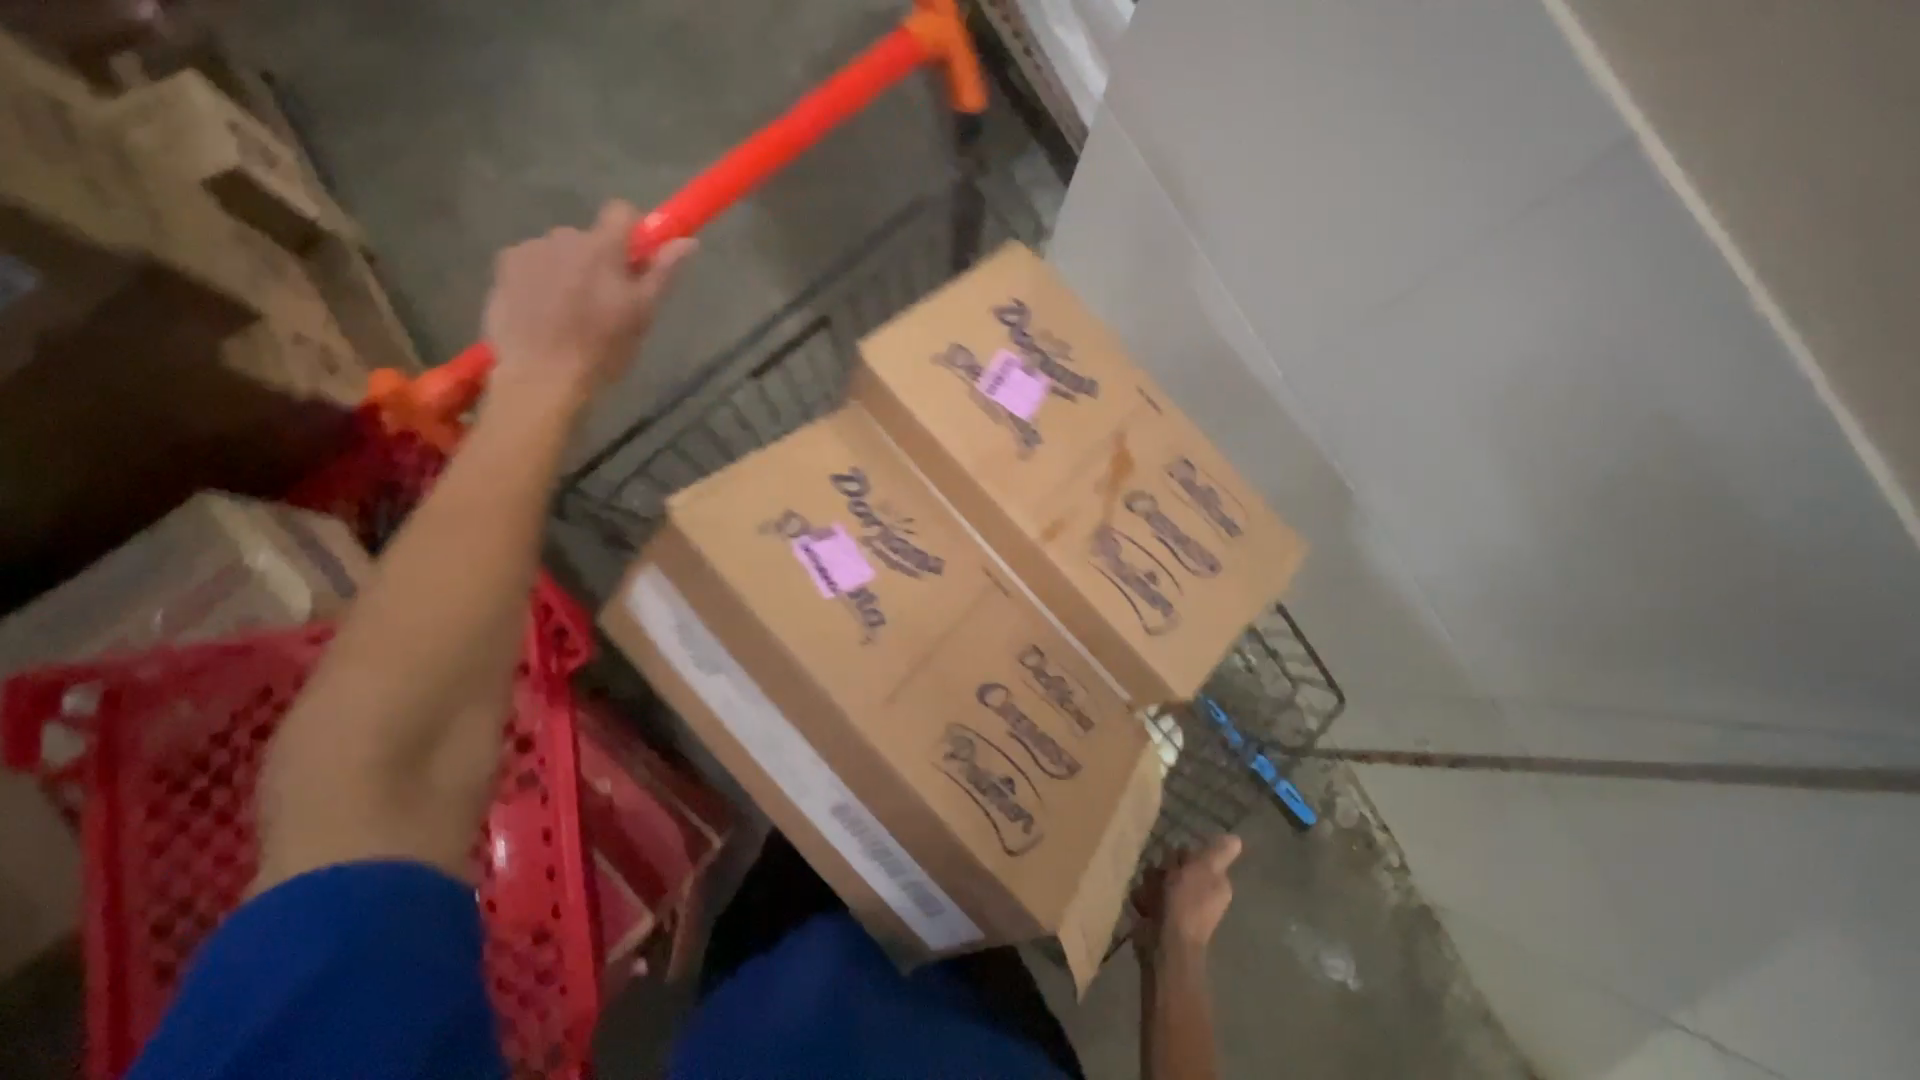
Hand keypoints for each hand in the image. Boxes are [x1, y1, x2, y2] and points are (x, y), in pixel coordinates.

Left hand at [482, 200, 696, 404]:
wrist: (541, 377)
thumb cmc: (601, 349)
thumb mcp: (642, 314)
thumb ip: (662, 272)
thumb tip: (688, 241)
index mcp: (601, 247)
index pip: (620, 211)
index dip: (631, 233)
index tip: (634, 262)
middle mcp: (562, 238)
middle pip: (588, 237)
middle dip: (597, 260)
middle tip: (602, 301)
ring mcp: (529, 251)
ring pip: (557, 251)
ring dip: (566, 270)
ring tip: (567, 312)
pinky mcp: (503, 268)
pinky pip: (529, 263)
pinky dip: (538, 280)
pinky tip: (540, 312)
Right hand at [1133, 833, 1241, 962]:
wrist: (1167, 944)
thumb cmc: (1187, 904)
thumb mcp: (1205, 869)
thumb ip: (1218, 853)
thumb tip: (1236, 839)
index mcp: (1217, 884)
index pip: (1197, 857)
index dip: (1183, 856)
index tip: (1176, 861)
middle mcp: (1202, 897)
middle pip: (1176, 869)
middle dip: (1164, 870)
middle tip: (1160, 877)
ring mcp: (1182, 909)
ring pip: (1159, 882)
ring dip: (1150, 884)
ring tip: (1149, 894)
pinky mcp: (1163, 919)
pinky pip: (1149, 899)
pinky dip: (1144, 900)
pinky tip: (1143, 905)